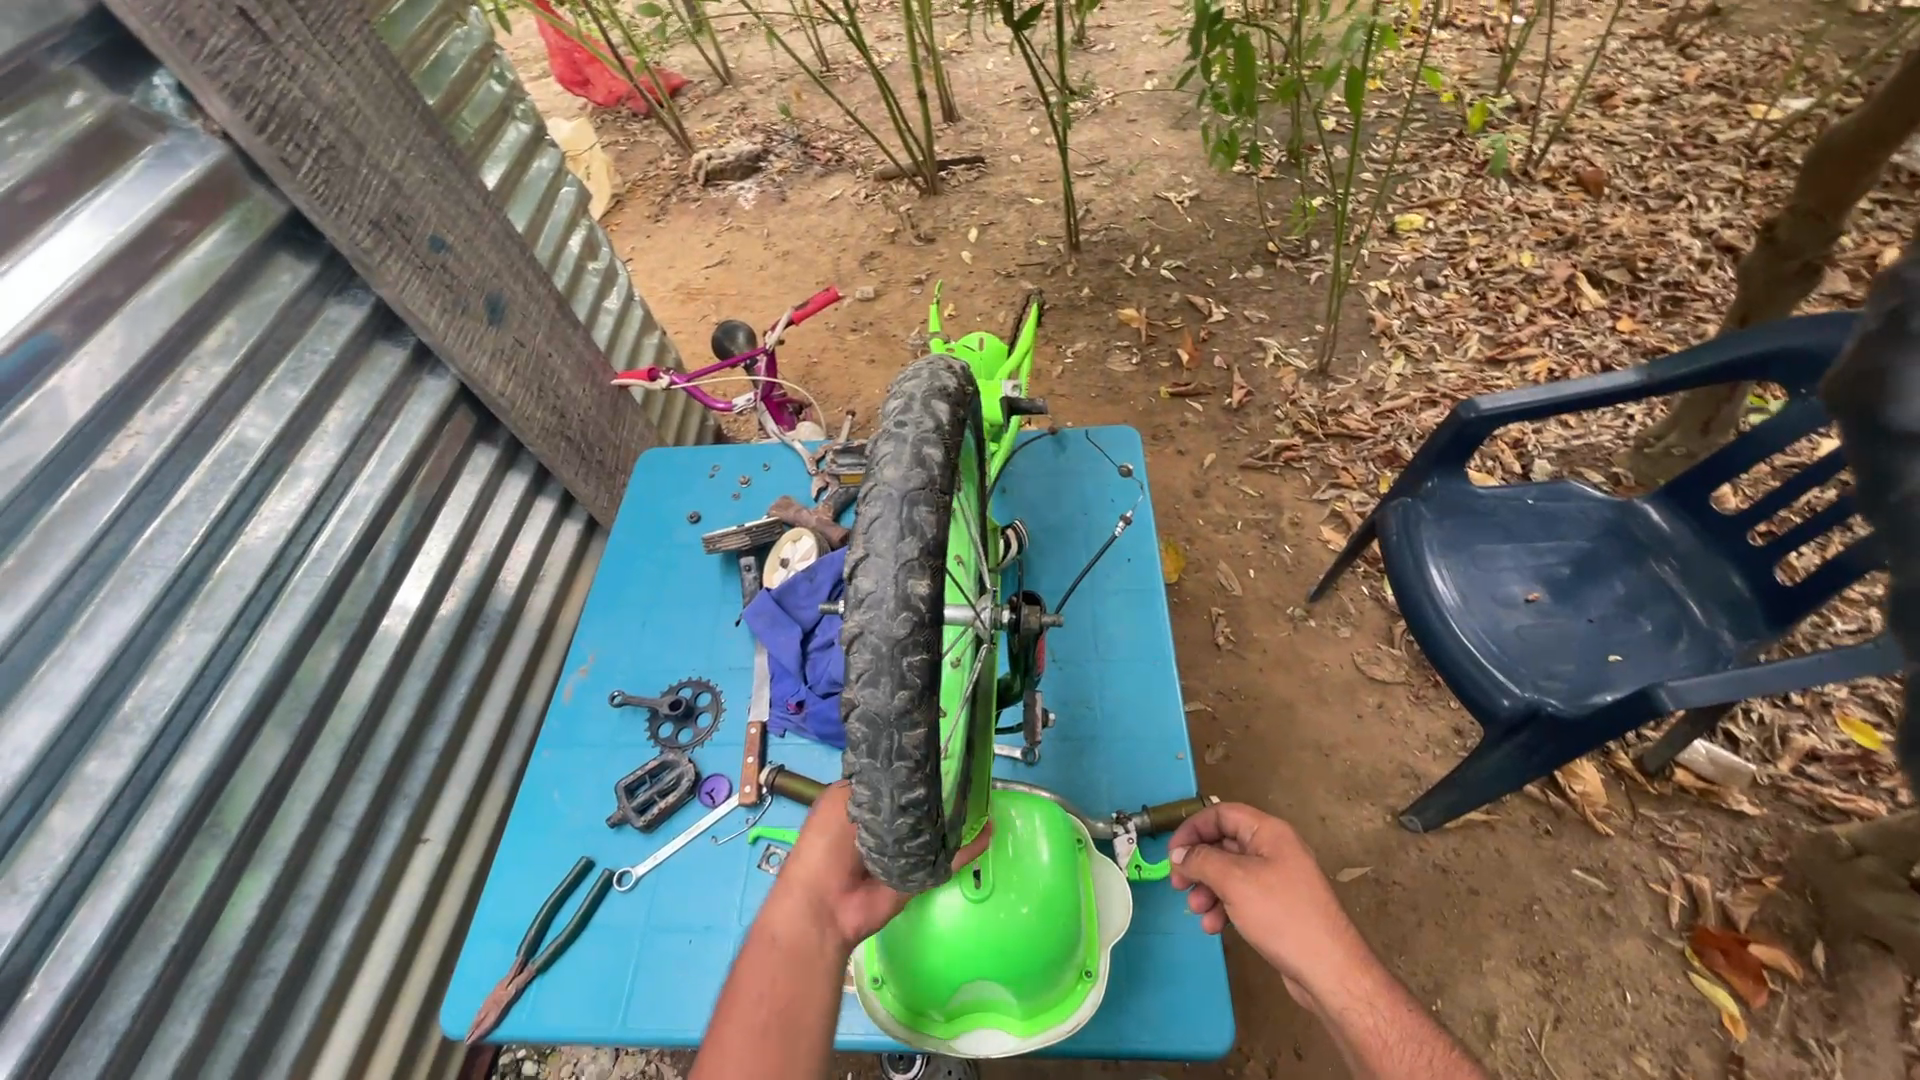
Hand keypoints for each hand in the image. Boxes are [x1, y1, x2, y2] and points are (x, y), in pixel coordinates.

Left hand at [770, 782, 991, 952]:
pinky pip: (948, 858)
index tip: (941, 749)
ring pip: (937, 829)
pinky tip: (988, 831)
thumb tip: (908, 767)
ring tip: (983, 795)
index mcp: (864, 804)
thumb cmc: (826, 843)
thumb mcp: (841, 799)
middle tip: (969, 768)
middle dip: (941, 788)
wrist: (824, 903)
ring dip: (959, 816)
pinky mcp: (920, 874)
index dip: (915, 767)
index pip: (896, 780)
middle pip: (920, 802)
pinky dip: (969, 847)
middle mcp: (886, 824)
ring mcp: (905, 850)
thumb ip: (875, 783)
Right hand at [1168, 802, 1371, 1010]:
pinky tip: (1214, 926)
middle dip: (1197, 864)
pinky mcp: (1277, 907)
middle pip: (1223, 844)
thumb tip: (1178, 854)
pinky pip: (1241, 896)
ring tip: (1197, 911)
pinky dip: (1223, 906)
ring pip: (1229, 873)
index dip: (1193, 829)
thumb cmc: (1281, 915)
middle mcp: (1273, 849)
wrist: (1329, 970)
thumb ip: (1201, 860)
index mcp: (1268, 832)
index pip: (1221, 814)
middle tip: (1177, 884)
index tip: (1172, 853)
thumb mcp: (1234, 881)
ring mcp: (1276, 879)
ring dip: (1207, 889)